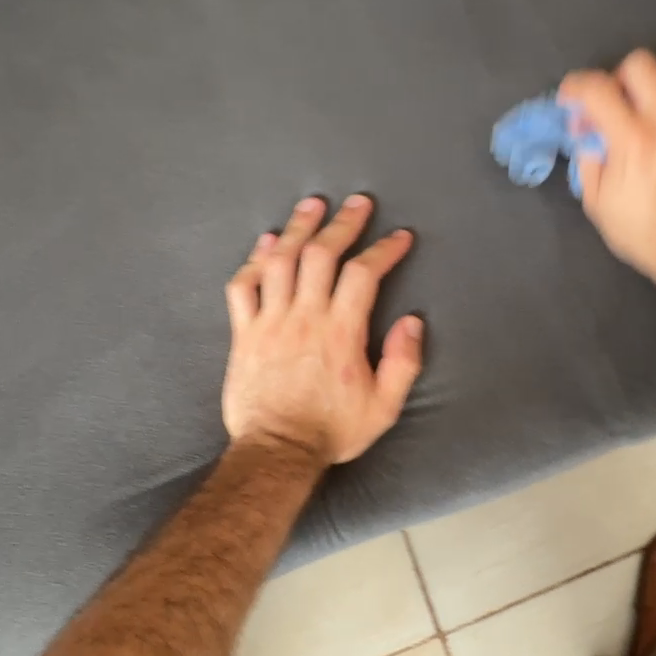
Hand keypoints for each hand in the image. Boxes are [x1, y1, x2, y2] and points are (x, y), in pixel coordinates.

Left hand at [222, 195, 424, 464]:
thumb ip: (402, 363)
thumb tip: (412, 322)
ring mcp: (270, 321)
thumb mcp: (383, 407)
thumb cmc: (331, 430)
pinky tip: (267, 242)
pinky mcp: (244, 333)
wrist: (276, 452)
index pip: (364, 273)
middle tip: (358, 203)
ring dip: (298, 228)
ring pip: (281, 260)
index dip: (384, 249)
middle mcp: (304, 316)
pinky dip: (254, 260)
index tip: (399, 237)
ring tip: (312, 205)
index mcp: (341, 332)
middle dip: (343, 223)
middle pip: (321, 254)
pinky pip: (244, 286)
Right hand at [559, 49, 655, 288]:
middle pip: (639, 64)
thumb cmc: (643, 233)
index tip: (570, 100)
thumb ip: (587, 160)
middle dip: (616, 79)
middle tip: (611, 105)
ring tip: (642, 113)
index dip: (574, 87)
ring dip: (649, 87)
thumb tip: (586, 133)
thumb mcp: (598, 203)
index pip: (596, 89)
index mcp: (633, 141)